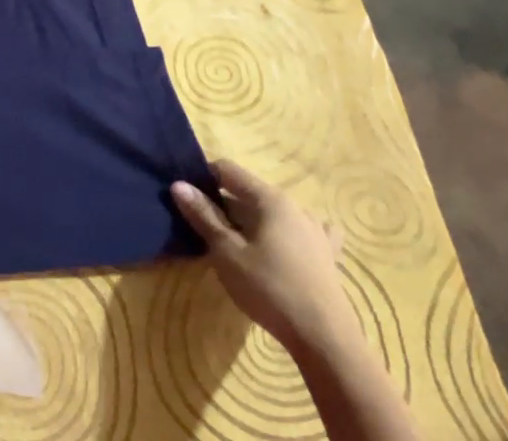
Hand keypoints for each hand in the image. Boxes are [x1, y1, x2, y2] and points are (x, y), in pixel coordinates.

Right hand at [170, 159, 356, 353]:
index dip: (203, 178)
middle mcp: (296, 207)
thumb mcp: (226, 251)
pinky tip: (282, 247)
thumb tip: (179, 184)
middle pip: (250, 192)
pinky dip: (285, 233)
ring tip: (238, 244)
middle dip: (224, 204)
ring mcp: (316, 231)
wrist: (324, 336)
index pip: (228, 170)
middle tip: (204, 230)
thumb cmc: (268, 288)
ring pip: (273, 212)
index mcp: (270, 200)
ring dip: (252, 220)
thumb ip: (203, 215)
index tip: (187, 198)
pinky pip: (302, 231)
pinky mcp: (328, 254)